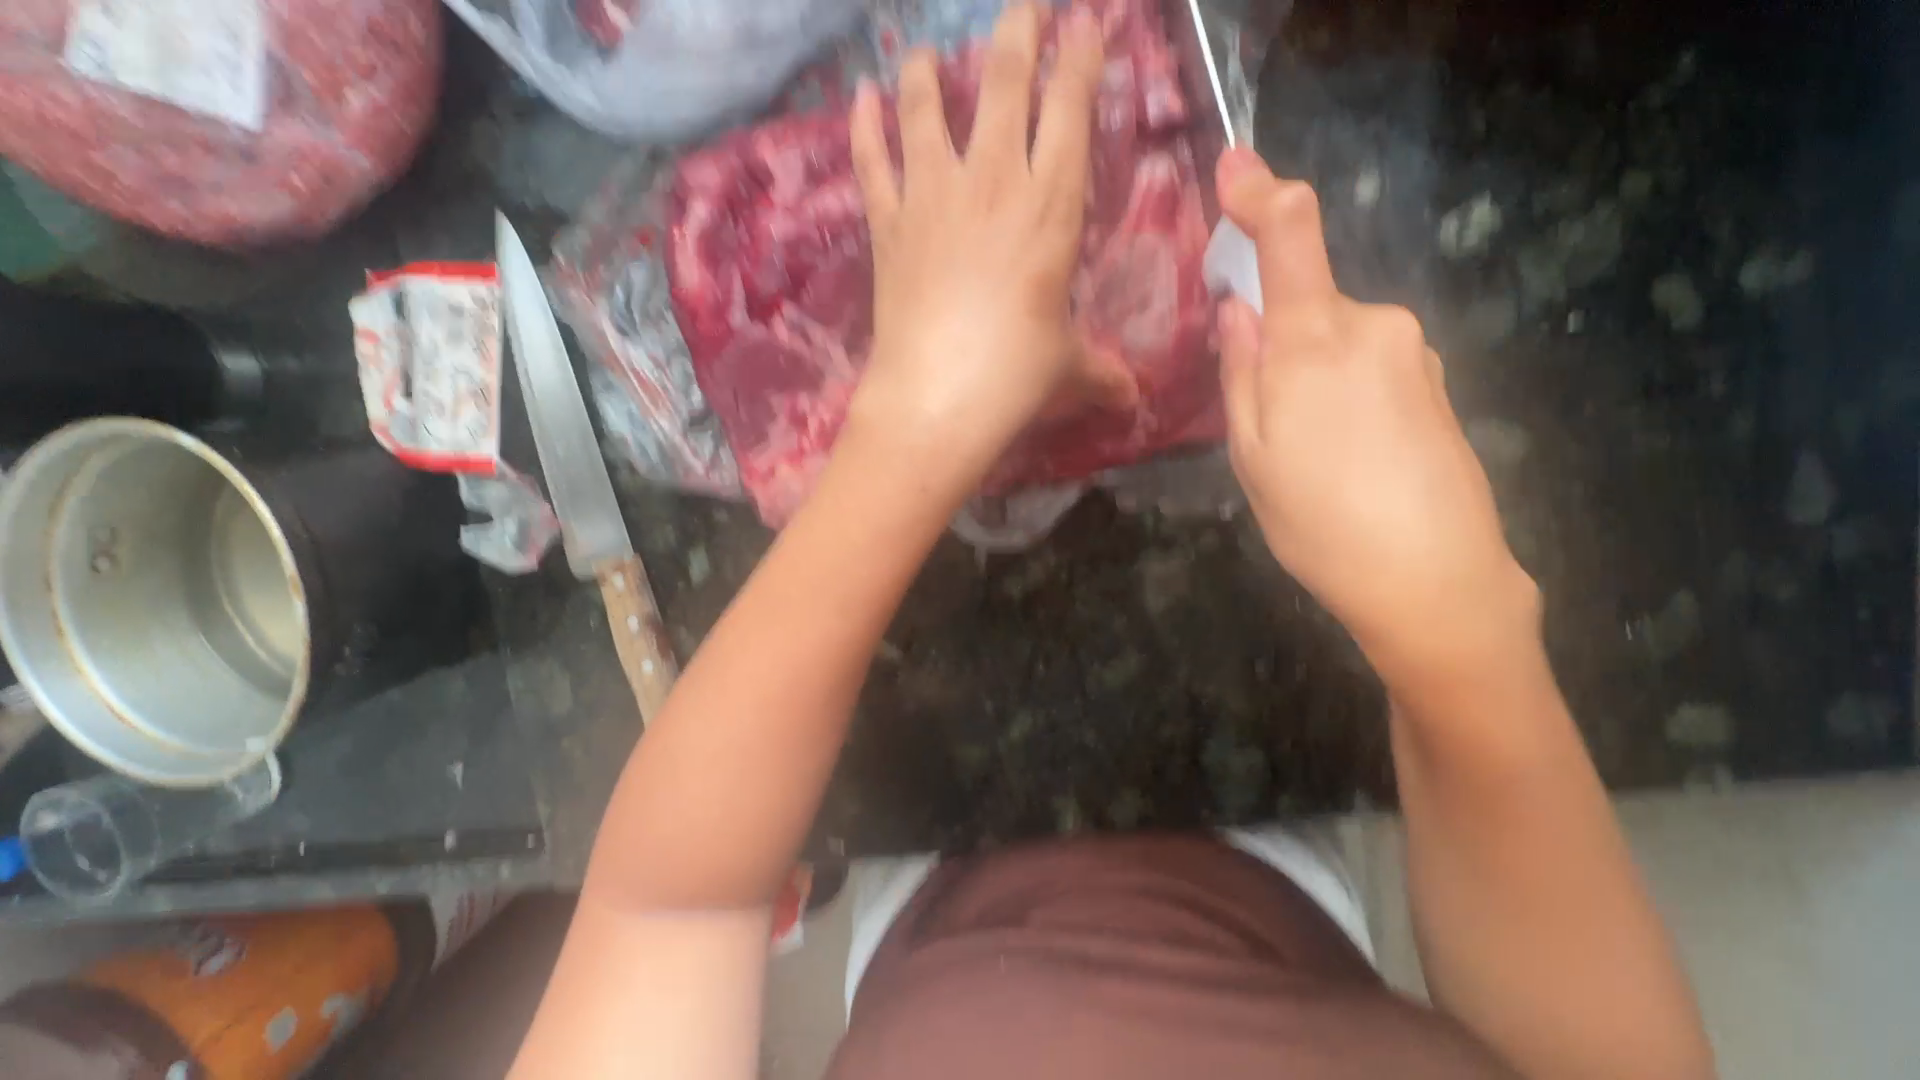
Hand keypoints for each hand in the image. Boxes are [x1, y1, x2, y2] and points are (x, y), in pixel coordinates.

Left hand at [844, 3, 1123, 480]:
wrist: (936, 397)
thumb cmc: (1016, 376)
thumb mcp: (1070, 368)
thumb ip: (1102, 372)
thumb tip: (1132, 399)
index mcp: (1051, 203)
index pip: (1070, 105)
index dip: (1080, 55)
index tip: (1085, 23)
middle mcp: (992, 180)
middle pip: (1004, 80)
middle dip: (1017, 29)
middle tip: (1023, 4)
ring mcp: (932, 195)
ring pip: (927, 106)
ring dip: (926, 68)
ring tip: (925, 48)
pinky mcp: (887, 222)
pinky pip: (872, 159)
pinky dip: (865, 124)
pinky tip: (862, 94)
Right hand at [1214, 149, 1539, 690]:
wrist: (1436, 582)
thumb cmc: (1322, 523)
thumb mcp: (1252, 456)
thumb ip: (1241, 372)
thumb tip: (1239, 306)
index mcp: (1318, 337)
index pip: (1293, 233)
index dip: (1261, 191)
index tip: (1235, 165)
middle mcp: (1377, 326)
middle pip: (1310, 303)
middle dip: (1279, 341)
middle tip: (1268, 427)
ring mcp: (1415, 354)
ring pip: (1340, 341)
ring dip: (1313, 378)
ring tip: (1311, 460)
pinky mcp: (1437, 385)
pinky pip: (1372, 367)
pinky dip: (1346, 395)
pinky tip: (1350, 462)